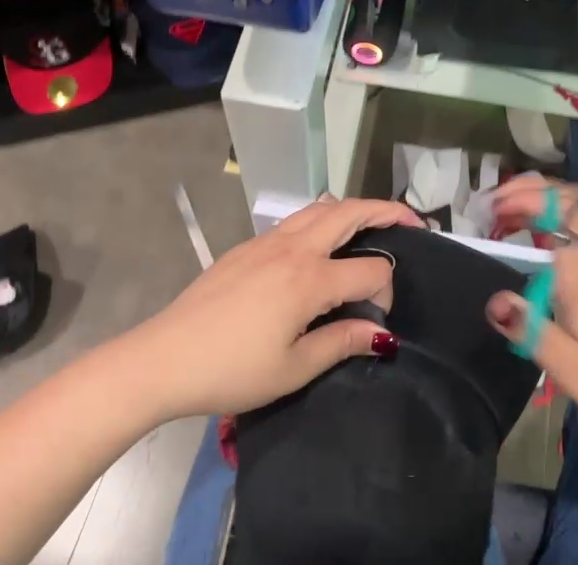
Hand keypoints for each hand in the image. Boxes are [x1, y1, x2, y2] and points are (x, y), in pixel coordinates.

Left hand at [120, 195, 422, 419]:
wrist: (164, 358)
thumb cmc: (231, 370)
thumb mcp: (293, 368)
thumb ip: (341, 342)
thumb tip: (382, 334)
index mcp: (309, 279)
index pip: (370, 269)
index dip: (387, 291)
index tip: (379, 320)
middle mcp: (292, 248)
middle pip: (350, 212)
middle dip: (386, 212)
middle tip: (413, 223)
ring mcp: (266, 242)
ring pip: (320, 207)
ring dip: (353, 208)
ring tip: (373, 223)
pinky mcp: (246, 247)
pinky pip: (296, 219)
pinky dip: (322, 218)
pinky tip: (323, 243)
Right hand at [483, 178, 577, 451]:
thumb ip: (535, 332)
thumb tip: (494, 300)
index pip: (554, 216)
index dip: (522, 200)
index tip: (492, 206)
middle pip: (577, 204)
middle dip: (537, 192)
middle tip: (503, 202)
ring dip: (558, 206)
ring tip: (527, 218)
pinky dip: (577, 226)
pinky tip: (568, 255)